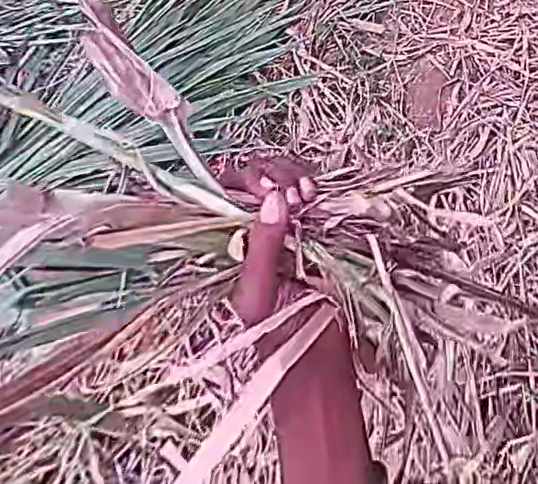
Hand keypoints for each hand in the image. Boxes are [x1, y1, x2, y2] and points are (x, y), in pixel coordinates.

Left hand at [225, 156, 318, 327]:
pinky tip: (315, 195)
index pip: (223, 192)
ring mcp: (282, 221)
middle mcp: (251, 225)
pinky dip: (312, 187)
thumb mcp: (257, 295)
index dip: (242, 182)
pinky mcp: (309, 223)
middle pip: (255, 177)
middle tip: (287, 192)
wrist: (313, 362)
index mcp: (225, 241)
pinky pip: (308, 192)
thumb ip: (263, 248)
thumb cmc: (271, 337)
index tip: (263, 189)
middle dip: (273, 176)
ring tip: (305, 194)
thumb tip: (274, 200)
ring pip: (283, 178)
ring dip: (294, 177)